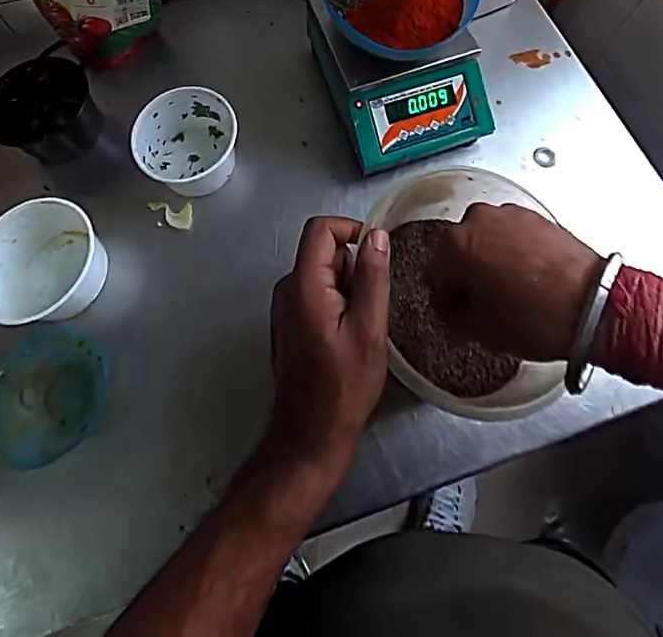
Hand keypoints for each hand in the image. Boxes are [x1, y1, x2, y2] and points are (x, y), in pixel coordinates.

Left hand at [264, 217, 390, 476]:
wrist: (310, 434)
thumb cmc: (343, 386)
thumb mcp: (369, 329)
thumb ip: (373, 277)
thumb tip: (377, 235)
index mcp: (304, 285)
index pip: (320, 228)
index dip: (351, 229)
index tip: (376, 253)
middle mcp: (287, 289)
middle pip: (324, 251)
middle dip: (353, 268)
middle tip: (369, 308)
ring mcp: (284, 306)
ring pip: (323, 273)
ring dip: (347, 289)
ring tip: (359, 328)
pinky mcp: (288, 321)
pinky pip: (316, 293)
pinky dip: (336, 304)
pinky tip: (346, 338)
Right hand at [425, 202, 602, 360]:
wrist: (595, 306)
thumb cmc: (542, 317)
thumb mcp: (485, 331)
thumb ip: (458, 317)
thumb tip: (458, 312)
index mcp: (456, 246)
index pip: (434, 274)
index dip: (442, 299)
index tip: (451, 311)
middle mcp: (477, 221)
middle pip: (456, 249)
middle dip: (462, 273)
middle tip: (474, 300)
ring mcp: (507, 215)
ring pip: (482, 237)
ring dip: (485, 258)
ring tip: (502, 288)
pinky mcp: (533, 216)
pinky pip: (508, 232)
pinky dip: (508, 249)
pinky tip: (521, 275)